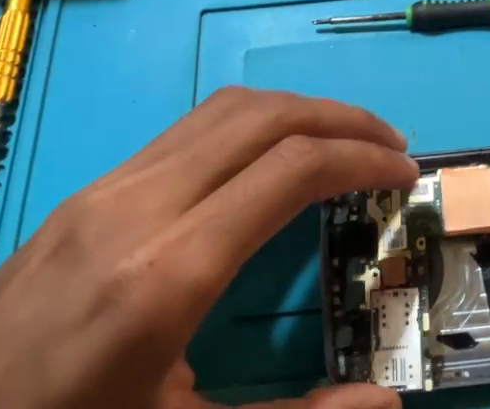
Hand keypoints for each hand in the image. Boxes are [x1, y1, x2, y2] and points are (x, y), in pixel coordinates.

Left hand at [0, 87, 418, 408]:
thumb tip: (387, 402)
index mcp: (169, 272)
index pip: (289, 170)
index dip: (359, 158)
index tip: (405, 170)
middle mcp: (139, 206)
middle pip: (261, 116)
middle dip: (338, 117)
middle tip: (390, 143)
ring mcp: (105, 190)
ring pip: (221, 110)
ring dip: (293, 112)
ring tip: (341, 139)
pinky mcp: (84, 194)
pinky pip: (185, 132)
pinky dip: (248, 127)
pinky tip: (264, 164)